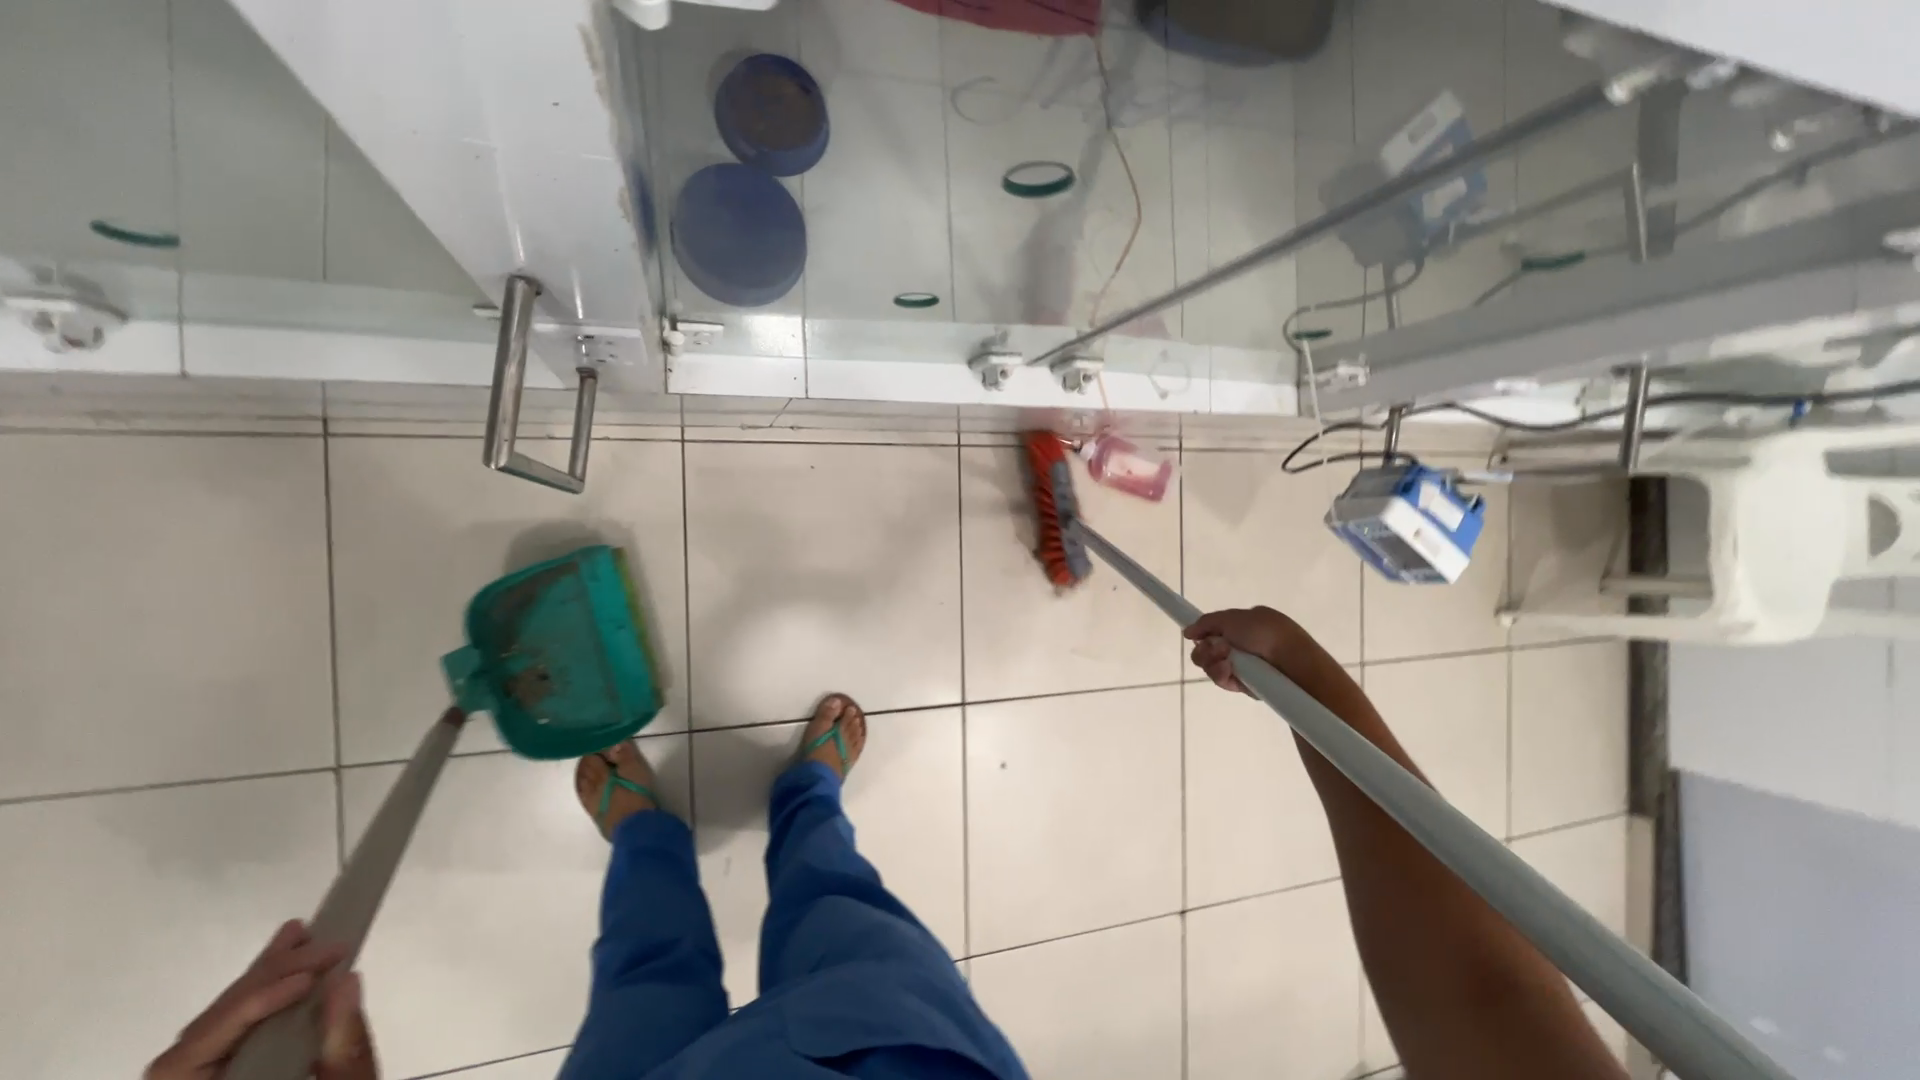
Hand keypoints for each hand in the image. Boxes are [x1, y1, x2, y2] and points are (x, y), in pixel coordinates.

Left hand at [146, 920, 377, 1079]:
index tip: (306, 980)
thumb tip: (346, 980)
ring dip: (261, 982)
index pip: (185, 1063)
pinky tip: (293, 965)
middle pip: (199, 1040)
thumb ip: (344, 1048)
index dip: (243, 1013)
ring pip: (213, 1035)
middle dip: (262, 985)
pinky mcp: (229, 1079)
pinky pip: (229, 1043)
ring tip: (306, 935)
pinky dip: (261, 1001)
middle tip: (324, 946)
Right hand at [1183, 606, 1314, 693]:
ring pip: (1210, 665)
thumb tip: (1187, 632)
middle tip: (1218, 648)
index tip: (1195, 637)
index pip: (1213, 631)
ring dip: (1211, 660)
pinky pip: (1220, 679)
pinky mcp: (1243, 685)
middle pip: (1206, 649)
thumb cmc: (1263, 632)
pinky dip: (1220, 674)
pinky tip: (1228, 670)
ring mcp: (1242, 666)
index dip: (1203, 635)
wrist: (1289, 659)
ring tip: (1225, 659)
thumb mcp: (1232, 617)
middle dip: (1205, 649)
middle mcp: (1241, 646)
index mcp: (1243, 626)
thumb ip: (1206, 623)